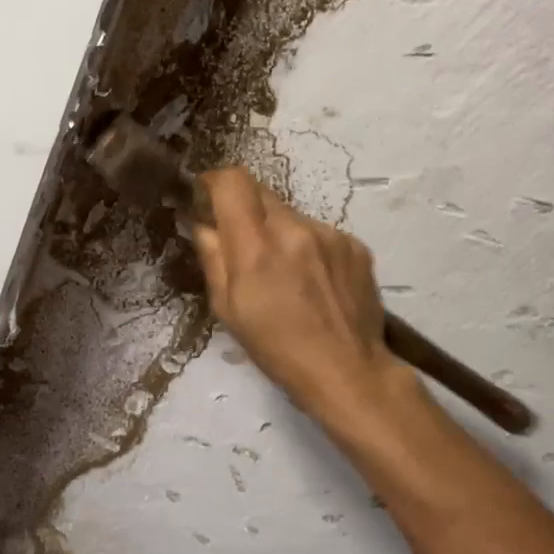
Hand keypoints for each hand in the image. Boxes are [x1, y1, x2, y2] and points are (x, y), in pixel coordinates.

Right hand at [190, 166, 403, 425]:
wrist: (349, 372)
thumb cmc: (276, 347)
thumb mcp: (226, 306)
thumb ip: (211, 254)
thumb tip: (198, 221)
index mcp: (256, 246)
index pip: (232, 181)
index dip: (214, 182)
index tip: (206, 198)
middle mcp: (294, 229)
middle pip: (258, 190)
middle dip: (242, 207)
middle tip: (240, 240)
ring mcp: (329, 235)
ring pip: (288, 213)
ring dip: (275, 230)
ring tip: (282, 271)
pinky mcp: (355, 245)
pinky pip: (317, 231)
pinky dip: (305, 245)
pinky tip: (311, 280)